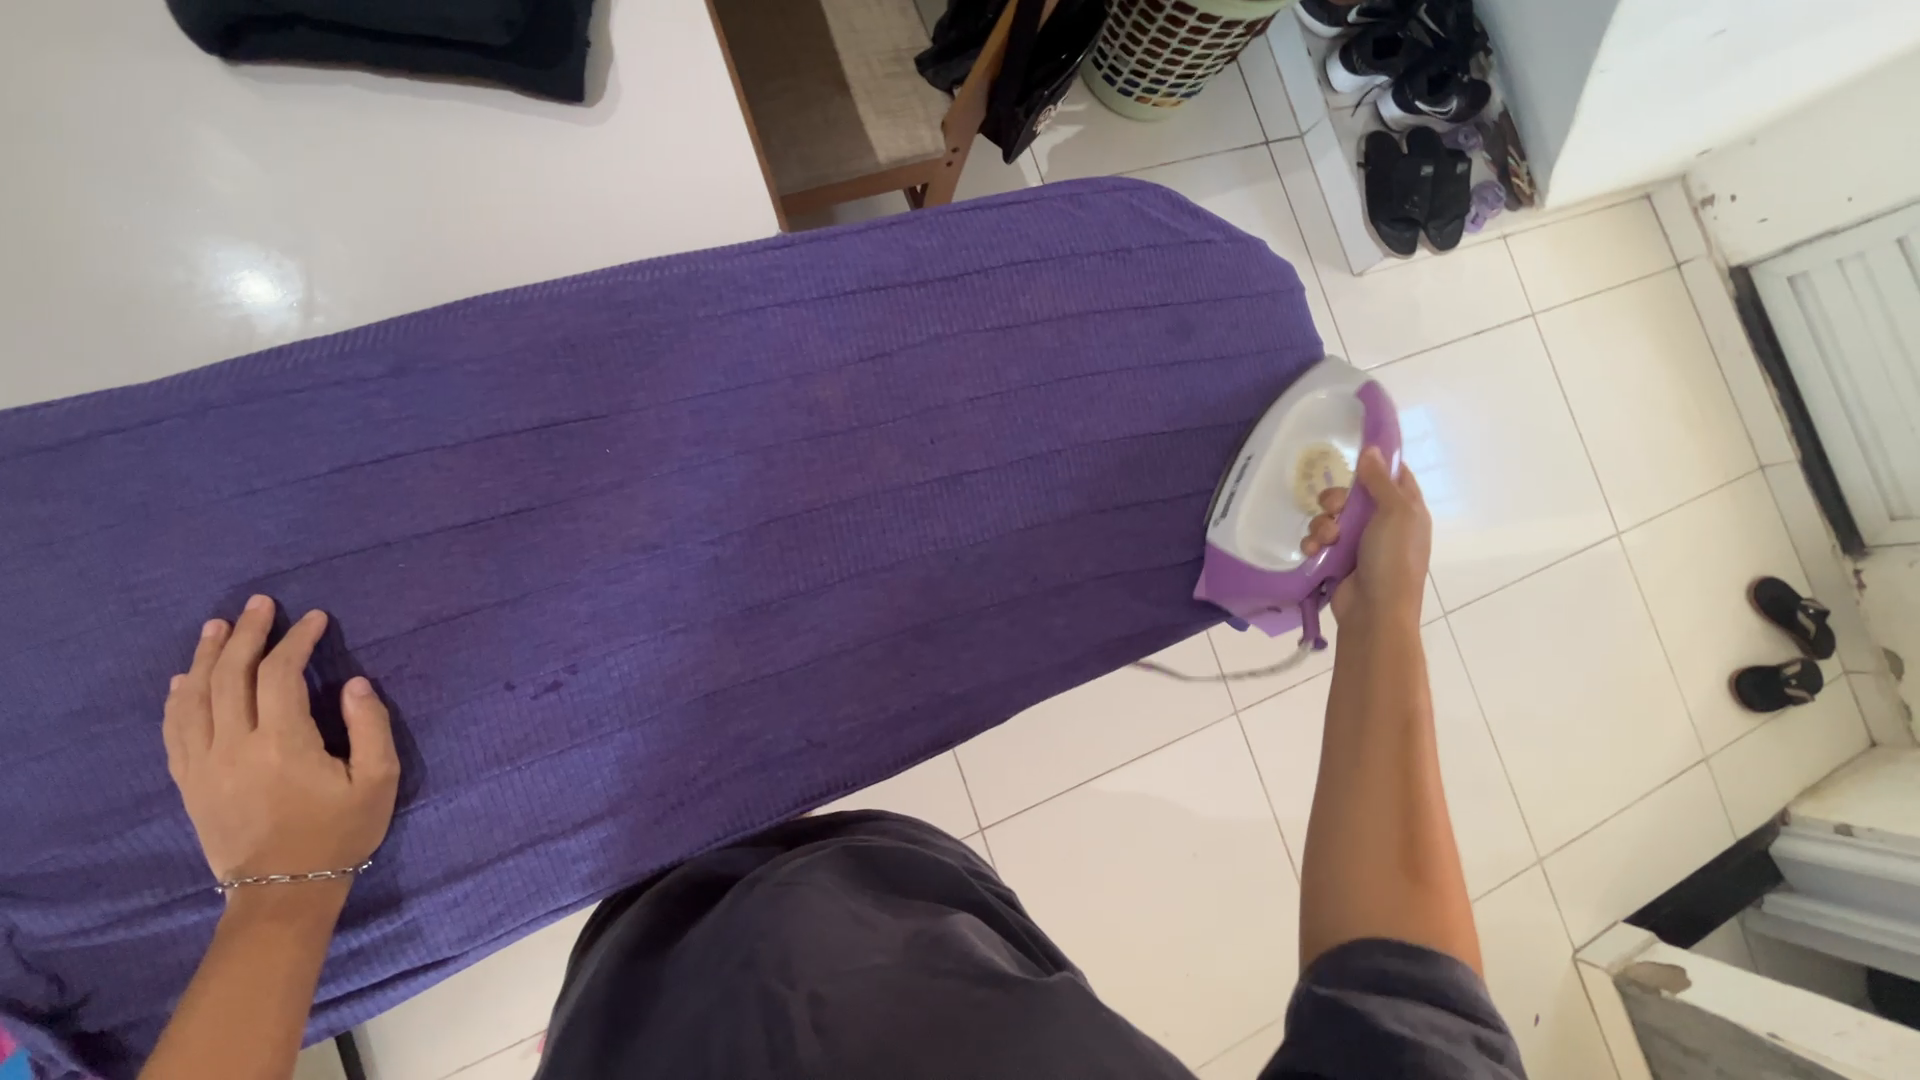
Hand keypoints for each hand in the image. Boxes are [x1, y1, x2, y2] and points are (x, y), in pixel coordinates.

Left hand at [162, 596, 398, 896]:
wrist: (284, 890)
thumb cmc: (341, 832)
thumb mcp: (378, 780)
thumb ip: (370, 727)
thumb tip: (354, 683)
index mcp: (283, 744)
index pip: (281, 675)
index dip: (297, 641)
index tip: (315, 618)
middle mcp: (234, 747)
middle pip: (231, 676)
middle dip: (247, 635)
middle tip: (262, 605)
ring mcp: (204, 765)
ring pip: (195, 697)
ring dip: (206, 656)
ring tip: (218, 626)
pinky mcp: (190, 782)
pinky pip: (175, 730)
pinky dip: (178, 697)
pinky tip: (186, 677)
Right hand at [1300, 447, 1430, 626]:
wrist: (1375, 610)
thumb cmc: (1394, 559)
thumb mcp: (1396, 513)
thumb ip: (1381, 481)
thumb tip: (1372, 449)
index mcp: (1406, 509)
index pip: (1393, 476)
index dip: (1376, 464)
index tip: (1356, 455)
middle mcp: (1383, 523)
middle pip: (1353, 495)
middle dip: (1336, 500)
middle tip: (1333, 508)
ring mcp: (1359, 542)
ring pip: (1330, 517)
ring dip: (1322, 525)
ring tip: (1325, 540)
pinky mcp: (1337, 559)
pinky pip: (1318, 540)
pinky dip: (1313, 544)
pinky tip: (1313, 552)